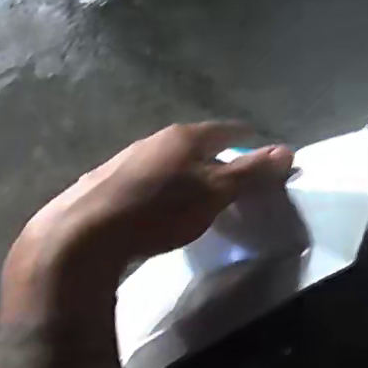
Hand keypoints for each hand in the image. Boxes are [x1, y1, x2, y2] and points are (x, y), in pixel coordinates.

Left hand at [2, 122, 293, 320]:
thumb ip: (252, 173)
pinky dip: (162, 186)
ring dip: (187, 171)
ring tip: (197, 190)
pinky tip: (159, 205)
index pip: (227, 129)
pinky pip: (146, 178)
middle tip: (233, 174)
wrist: (79, 238)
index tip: (260, 146)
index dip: (247, 138)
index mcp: (184, 137)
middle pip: (196, 143)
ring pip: (168, 160)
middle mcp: (154, 140)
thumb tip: (288, 150)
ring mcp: (124, 159)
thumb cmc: (159, 210)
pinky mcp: (102, 184)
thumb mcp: (215, 194)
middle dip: (217, 155)